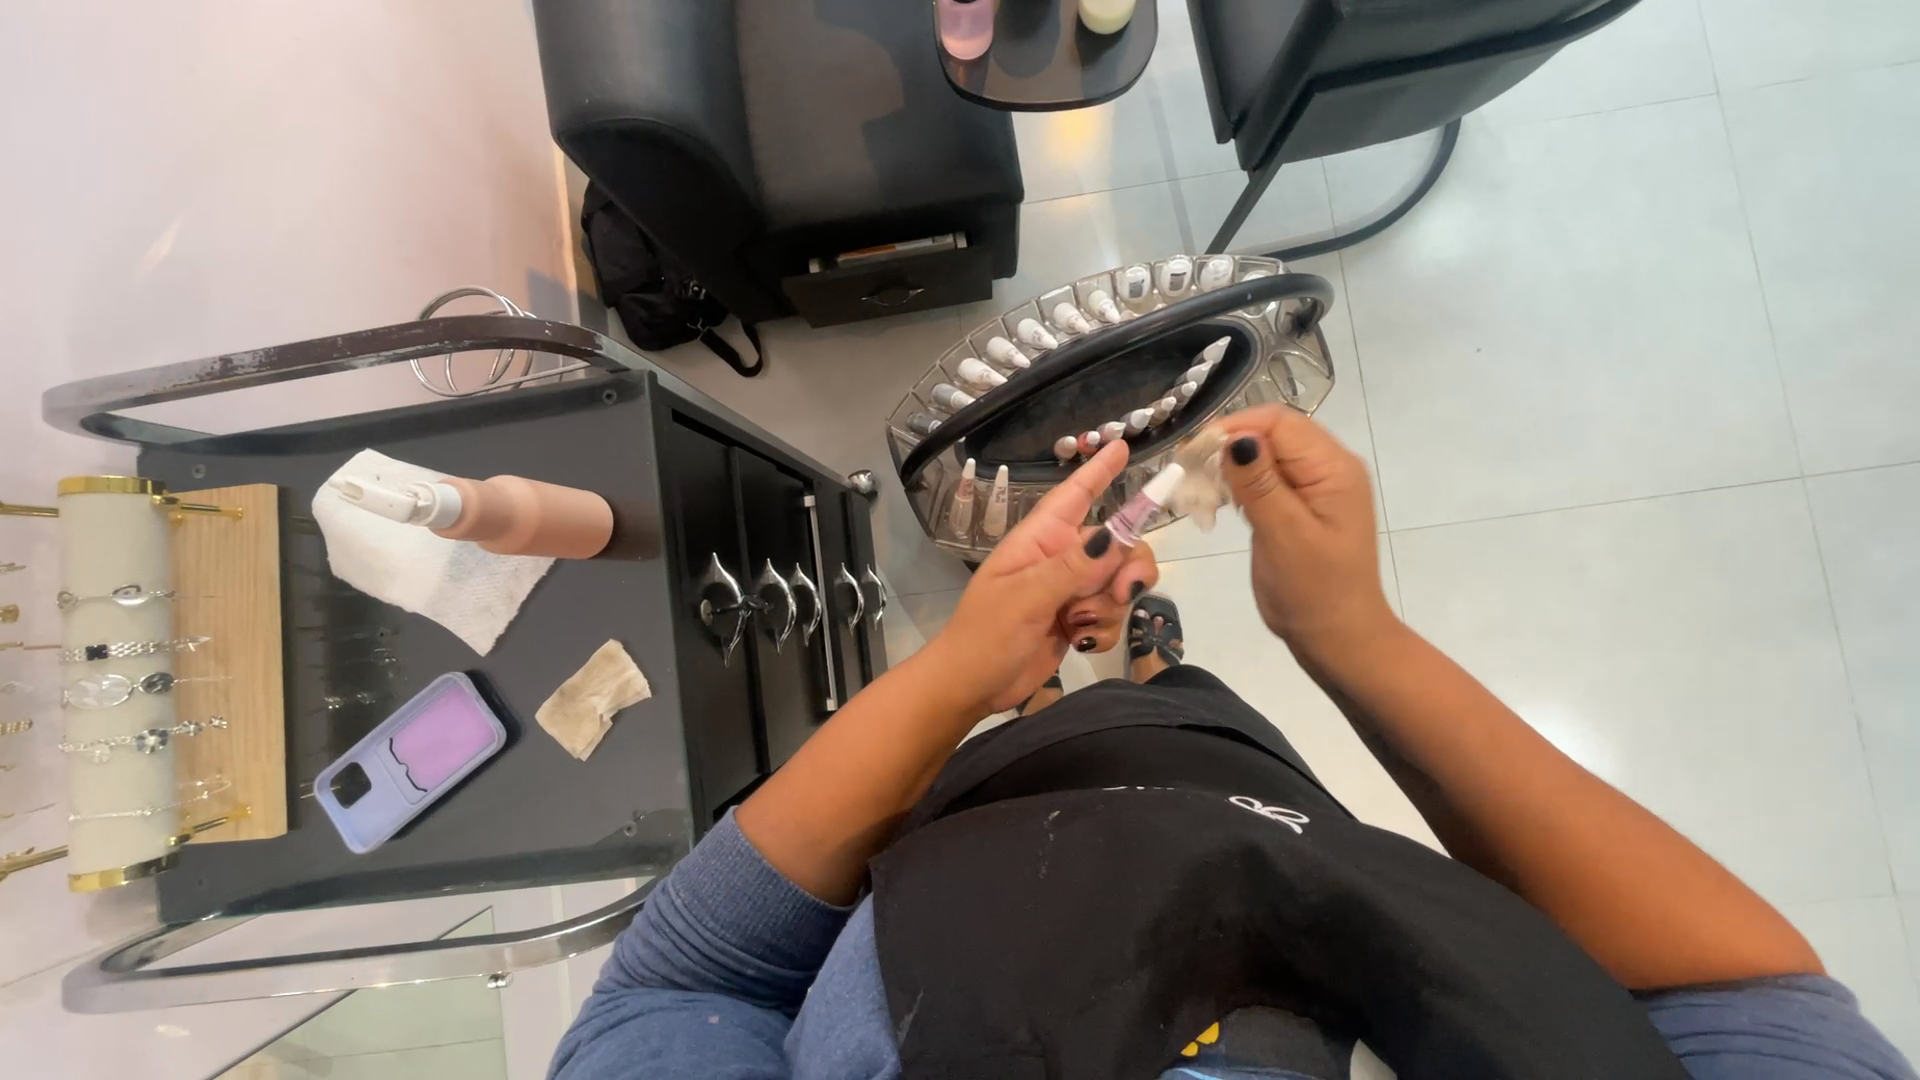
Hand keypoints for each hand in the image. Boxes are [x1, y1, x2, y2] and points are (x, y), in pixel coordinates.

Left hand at [926, 442, 1133, 714]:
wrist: (972, 687)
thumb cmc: (985, 635)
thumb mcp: (1026, 598)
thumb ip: (1072, 568)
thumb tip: (1113, 535)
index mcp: (1038, 541)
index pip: (1074, 497)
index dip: (1099, 472)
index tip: (1124, 445)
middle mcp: (1058, 560)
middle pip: (1116, 546)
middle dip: (1127, 568)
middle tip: (1122, 592)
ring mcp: (1068, 592)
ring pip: (1118, 584)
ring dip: (1109, 608)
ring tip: (1078, 627)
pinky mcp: (1076, 622)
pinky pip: (1111, 615)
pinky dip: (1102, 631)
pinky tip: (1078, 643)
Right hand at [1217, 406, 1395, 658]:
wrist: (1334, 636)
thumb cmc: (1314, 588)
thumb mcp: (1284, 534)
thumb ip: (1260, 483)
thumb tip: (1235, 437)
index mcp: (1332, 468)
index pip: (1279, 423)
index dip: (1234, 429)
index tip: (1192, 453)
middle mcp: (1324, 468)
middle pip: (1269, 434)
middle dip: (1226, 447)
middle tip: (1187, 474)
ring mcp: (1308, 487)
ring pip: (1260, 455)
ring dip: (1225, 467)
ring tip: (1196, 492)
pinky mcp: (1291, 506)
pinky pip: (1259, 479)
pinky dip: (1232, 486)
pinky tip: (1213, 504)